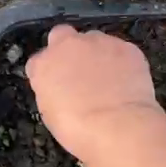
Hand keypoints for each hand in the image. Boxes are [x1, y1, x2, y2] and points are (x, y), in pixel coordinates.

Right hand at [24, 24, 165, 163]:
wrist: (117, 127)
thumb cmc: (76, 129)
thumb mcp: (50, 113)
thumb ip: (51, 89)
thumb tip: (60, 86)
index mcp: (44, 64)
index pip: (38, 61)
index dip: (47, 73)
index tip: (54, 86)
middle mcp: (69, 45)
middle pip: (62, 36)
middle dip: (67, 50)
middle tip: (78, 73)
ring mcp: (100, 42)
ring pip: (94, 41)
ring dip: (96, 54)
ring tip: (106, 80)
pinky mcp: (127, 47)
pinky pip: (120, 51)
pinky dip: (120, 62)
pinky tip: (124, 82)